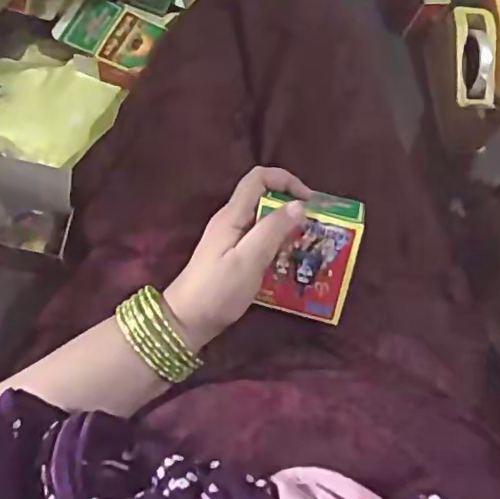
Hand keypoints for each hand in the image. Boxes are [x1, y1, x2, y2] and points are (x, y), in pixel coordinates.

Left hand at [163, 167, 313, 348]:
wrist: (186, 321)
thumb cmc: (218, 290)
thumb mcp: (249, 259)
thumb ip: (273, 230)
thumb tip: (299, 205)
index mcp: (233, 214)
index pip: (259, 177)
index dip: (287, 180)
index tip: (309, 201)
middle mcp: (231, 220)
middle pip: (264, 196)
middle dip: (291, 205)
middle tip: (313, 226)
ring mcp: (230, 237)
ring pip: (263, 218)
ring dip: (286, 226)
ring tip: (306, 243)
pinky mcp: (232, 254)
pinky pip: (259, 237)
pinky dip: (277, 242)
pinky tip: (288, 260)